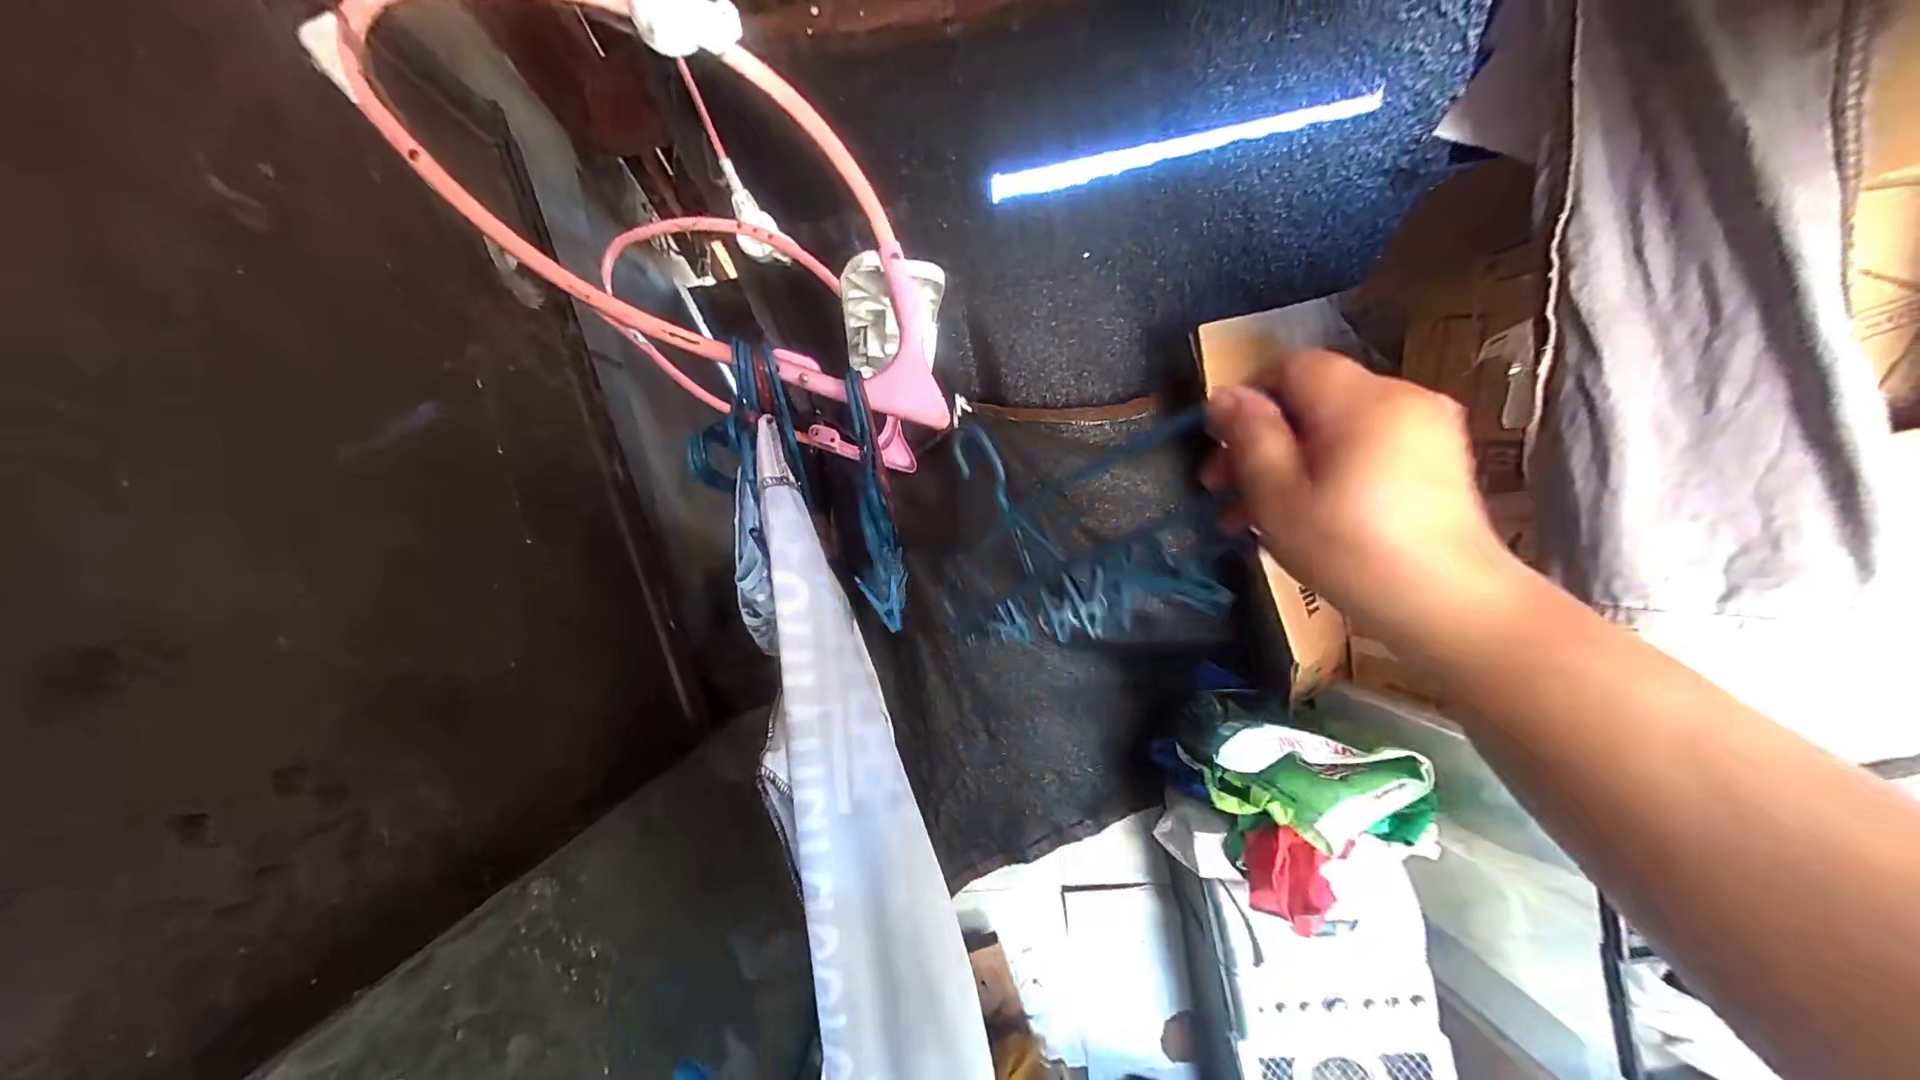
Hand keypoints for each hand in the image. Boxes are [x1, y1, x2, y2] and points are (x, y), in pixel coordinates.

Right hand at [1201, 349, 1525, 644]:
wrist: (1451, 607)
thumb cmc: (1351, 551)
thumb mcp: (1280, 495)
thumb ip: (1249, 437)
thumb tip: (1223, 395)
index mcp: (1363, 401)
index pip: (1292, 365)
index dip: (1247, 397)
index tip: (1219, 445)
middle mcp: (1401, 399)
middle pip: (1310, 399)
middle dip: (1259, 438)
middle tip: (1220, 487)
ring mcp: (1424, 429)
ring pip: (1332, 429)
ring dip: (1284, 462)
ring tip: (1248, 513)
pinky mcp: (1434, 461)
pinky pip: (1362, 448)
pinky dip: (1323, 471)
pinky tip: (1298, 515)